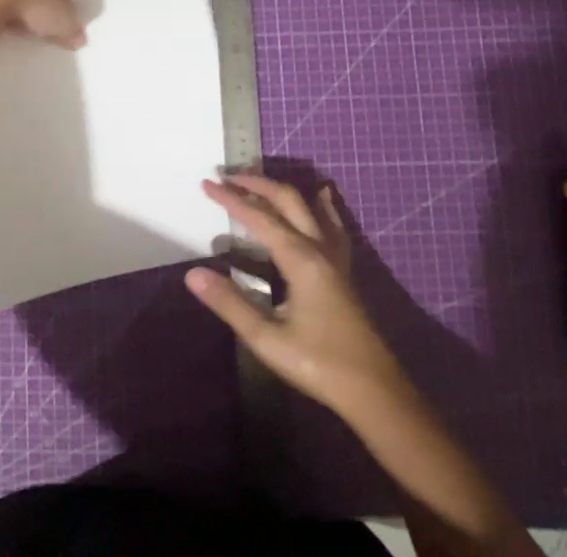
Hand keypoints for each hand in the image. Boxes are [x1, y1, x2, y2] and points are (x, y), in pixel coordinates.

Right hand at [185, 176, 403, 412]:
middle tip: (227, 176)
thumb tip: (192, 273)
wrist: (374, 390)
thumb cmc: (318, 364)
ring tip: (260, 180)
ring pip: (310, 209)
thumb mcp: (266, 338)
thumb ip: (230, 303)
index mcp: (301, 260)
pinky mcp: (342, 272)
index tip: (206, 184)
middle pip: (288, 201)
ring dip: (281, 191)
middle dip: (256, 184)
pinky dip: (321, 205)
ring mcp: (335, 260)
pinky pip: (331, 225)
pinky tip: (323, 196)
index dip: (231, 199)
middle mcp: (320, 250)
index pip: (260, 218)